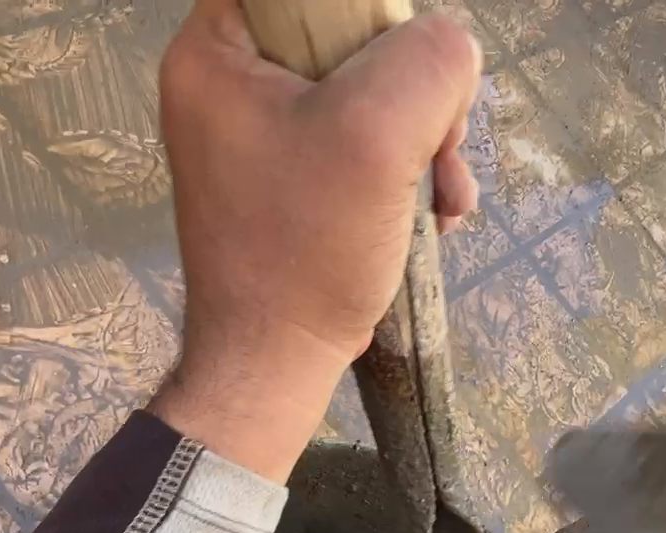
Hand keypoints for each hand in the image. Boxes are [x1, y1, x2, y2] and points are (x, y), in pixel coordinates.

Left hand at [149, 0, 480, 480]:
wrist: (275, 366)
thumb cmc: (306, 256)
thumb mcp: (379, 138)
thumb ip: (430, 61)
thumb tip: (447, 56)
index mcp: (218, 51)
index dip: (373, 20)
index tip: (404, 79)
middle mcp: (230, 87)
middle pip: (349, 40)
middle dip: (415, 97)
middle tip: (444, 151)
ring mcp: (259, 140)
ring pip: (366, 99)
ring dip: (423, 145)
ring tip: (447, 202)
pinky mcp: (287, 185)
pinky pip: (358, 150)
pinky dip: (401, 179)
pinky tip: (429, 218)